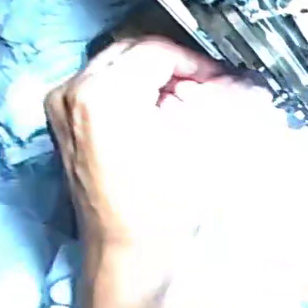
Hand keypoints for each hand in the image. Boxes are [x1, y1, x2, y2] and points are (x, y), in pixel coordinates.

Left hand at [44, 37, 263, 280]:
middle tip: (209, 86)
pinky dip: (134, 91)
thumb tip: (245, 82)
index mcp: (103, 96)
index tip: (219, 77)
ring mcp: (63, 110)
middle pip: (133, 51)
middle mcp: (73, 96)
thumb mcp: (203, 151)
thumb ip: (222, 105)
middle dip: (176, 65)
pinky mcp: (65, 125)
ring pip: (117, 66)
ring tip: (187, 102)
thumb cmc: (159, 215)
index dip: (196, 61)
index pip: (157, 51)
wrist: (127, 256)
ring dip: (156, 76)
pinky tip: (160, 115)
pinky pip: (103, 87)